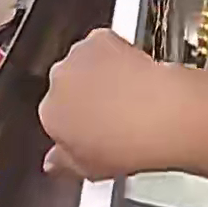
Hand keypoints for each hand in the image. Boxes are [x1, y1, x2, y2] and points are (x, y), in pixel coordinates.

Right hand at [41, 29, 196, 179]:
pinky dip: (112, 52)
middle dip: (81, 94)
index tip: (90, 128)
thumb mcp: (89, 169)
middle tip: (108, 110)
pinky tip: (128, 70)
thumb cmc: (127, 141)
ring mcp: (78, 56)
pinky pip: (101, 44)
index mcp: (50, 114)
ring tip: (122, 91)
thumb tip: (55, 162)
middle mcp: (58, 80)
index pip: (53, 116)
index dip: (74, 122)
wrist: (157, 112)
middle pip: (65, 85)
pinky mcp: (99, 37)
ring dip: (95, 71)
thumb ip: (64, 162)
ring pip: (81, 62)